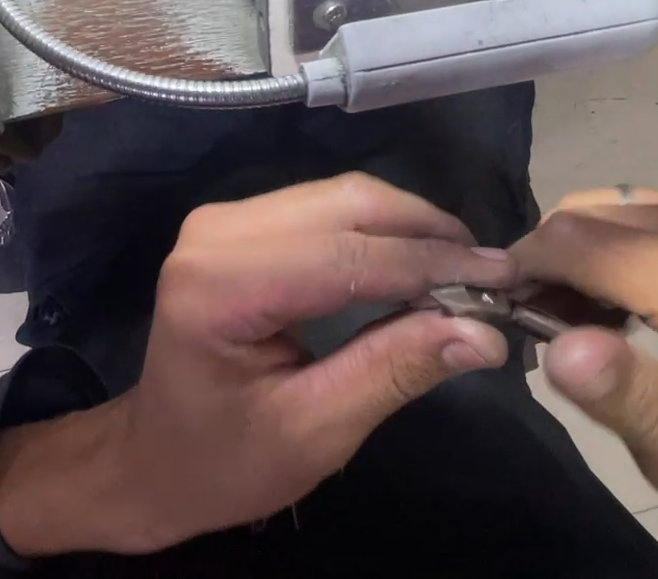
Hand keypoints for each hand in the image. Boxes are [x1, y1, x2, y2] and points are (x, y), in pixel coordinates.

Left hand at [0, 174, 518, 555]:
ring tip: (466, 265)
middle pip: (344, 205)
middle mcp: (216, 230)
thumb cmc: (222, 461)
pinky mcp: (237, 223)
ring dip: (407, 223)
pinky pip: (322, 208)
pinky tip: (416, 255)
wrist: (153, 454)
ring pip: (338, 196)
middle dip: (426, 230)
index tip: (504, 278)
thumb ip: (393, 371)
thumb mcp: (313, 432)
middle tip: (493, 271)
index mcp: (219, 284)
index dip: (430, 262)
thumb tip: (483, 332)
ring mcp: (222, 218)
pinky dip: (377, 228)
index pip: (345, 256)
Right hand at [513, 189, 657, 577]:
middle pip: (583, 218)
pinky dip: (593, 249)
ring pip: (593, 208)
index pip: (583, 245)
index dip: (526, 272)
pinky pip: (620, 211)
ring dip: (565, 258)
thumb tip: (559, 349)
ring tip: (570, 319)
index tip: (499, 316)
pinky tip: (603, 300)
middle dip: (542, 266)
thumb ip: (629, 401)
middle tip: (538, 329)